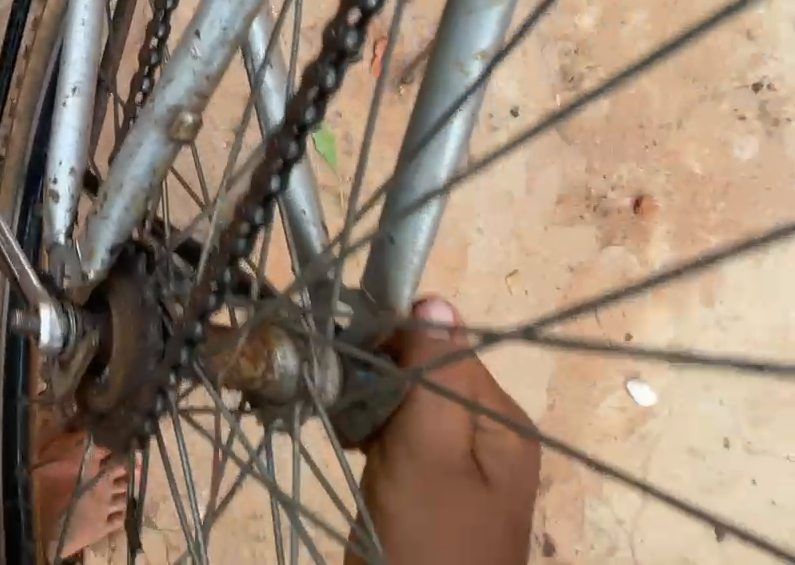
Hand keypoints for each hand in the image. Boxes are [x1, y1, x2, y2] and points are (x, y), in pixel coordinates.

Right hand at [351, 297, 541, 564]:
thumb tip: (435, 296)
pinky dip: (360, 420)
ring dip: (359, 393)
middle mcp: (482, 428)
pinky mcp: (422, 472)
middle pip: (417, 365)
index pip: (441, 344)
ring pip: (397, 392)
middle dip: (370, 368)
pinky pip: (389, 422)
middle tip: (332, 385)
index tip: (341, 347)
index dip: (389, 338)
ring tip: (332, 410)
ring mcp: (452, 453)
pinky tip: (341, 434)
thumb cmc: (428, 534)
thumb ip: (431, 374)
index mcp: (498, 419)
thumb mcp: (427, 450)